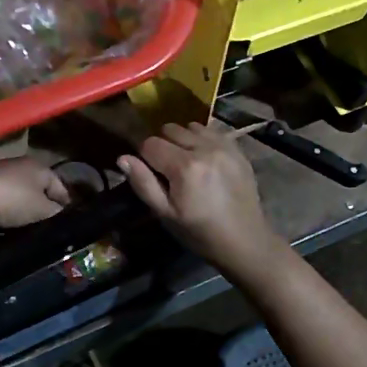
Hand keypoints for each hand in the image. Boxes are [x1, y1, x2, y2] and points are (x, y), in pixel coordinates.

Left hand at [0, 157, 68, 243]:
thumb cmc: (12, 199)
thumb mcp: (44, 208)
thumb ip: (57, 212)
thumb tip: (62, 215)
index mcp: (36, 166)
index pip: (59, 184)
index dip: (67, 203)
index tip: (72, 222)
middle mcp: (17, 171)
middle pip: (38, 194)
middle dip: (45, 211)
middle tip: (54, 232)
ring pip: (20, 206)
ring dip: (25, 220)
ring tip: (35, 237)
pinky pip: (2, 215)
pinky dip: (7, 225)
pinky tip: (14, 237)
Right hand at [120, 122, 286, 275]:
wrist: (244, 240)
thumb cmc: (200, 232)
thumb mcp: (166, 214)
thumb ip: (143, 184)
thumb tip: (122, 158)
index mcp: (184, 167)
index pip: (150, 144)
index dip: (145, 158)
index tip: (153, 175)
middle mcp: (205, 148)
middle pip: (170, 129)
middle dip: (164, 146)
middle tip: (170, 171)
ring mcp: (224, 146)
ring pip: (191, 126)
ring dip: (184, 140)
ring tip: (188, 163)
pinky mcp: (238, 149)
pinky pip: (213, 130)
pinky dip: (203, 139)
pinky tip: (206, 159)